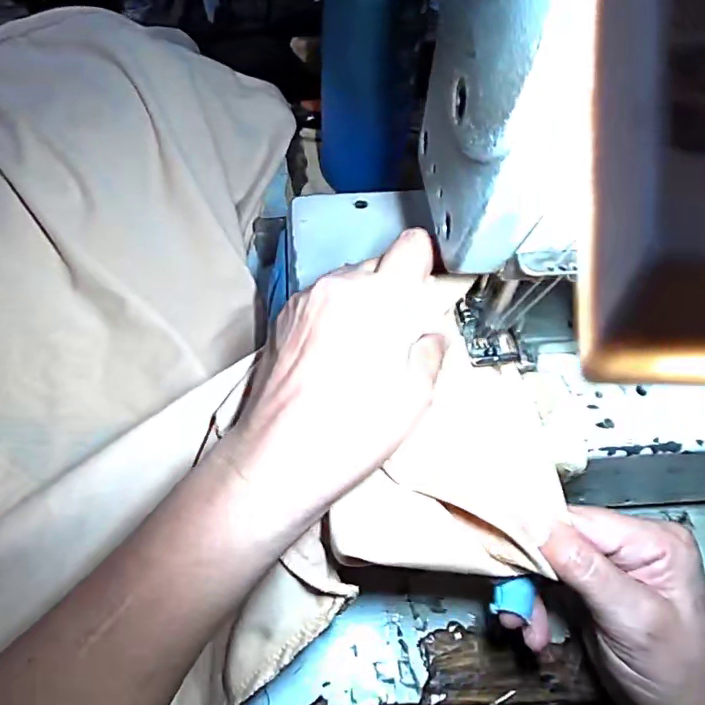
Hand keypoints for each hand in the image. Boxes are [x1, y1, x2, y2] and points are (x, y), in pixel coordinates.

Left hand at [217, 229, 449, 537]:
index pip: (412, 245)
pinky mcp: (281, 317)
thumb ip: (430, 352)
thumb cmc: (348, 433)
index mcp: (375, 298)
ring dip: (360, 306)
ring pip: (347, 284)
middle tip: (395, 339)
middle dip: (392, 294)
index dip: (425, 266)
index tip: (425, 293)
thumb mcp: (414, 399)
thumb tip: (429, 336)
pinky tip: (332, 359)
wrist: (275, 459)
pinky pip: (321, 301)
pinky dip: (333, 318)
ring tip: (360, 354)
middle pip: (378, 266)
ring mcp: (303, 300)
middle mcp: (335, 287)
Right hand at [509, 507, 704, 704]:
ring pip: (548, 564)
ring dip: (528, 598)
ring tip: (522, 631)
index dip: (534, 534)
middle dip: (529, 575)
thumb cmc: (677, 675)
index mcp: (651, 539)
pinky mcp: (593, 591)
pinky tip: (534, 635)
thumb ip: (585, 568)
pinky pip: (552, 586)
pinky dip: (536, 609)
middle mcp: (629, 544)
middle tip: (508, 609)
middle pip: (557, 540)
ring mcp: (610, 567)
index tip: (499, 557)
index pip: (578, 521)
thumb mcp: (633, 620)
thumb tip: (535, 522)